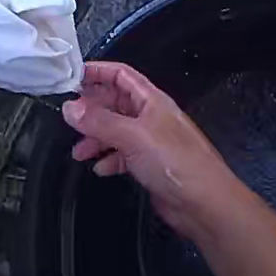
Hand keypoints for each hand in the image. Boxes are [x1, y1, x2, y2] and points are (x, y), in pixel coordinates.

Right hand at [62, 61, 246, 238]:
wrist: (205, 204)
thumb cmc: (176, 163)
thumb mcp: (132, 136)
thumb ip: (99, 121)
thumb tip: (70, 108)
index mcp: (151, 100)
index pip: (121, 75)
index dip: (98, 72)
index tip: (74, 76)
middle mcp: (151, 117)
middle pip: (116, 103)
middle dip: (92, 109)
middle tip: (70, 117)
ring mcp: (151, 141)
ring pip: (116, 131)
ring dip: (96, 138)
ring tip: (79, 151)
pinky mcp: (150, 165)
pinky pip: (123, 155)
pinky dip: (109, 159)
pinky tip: (101, 168)